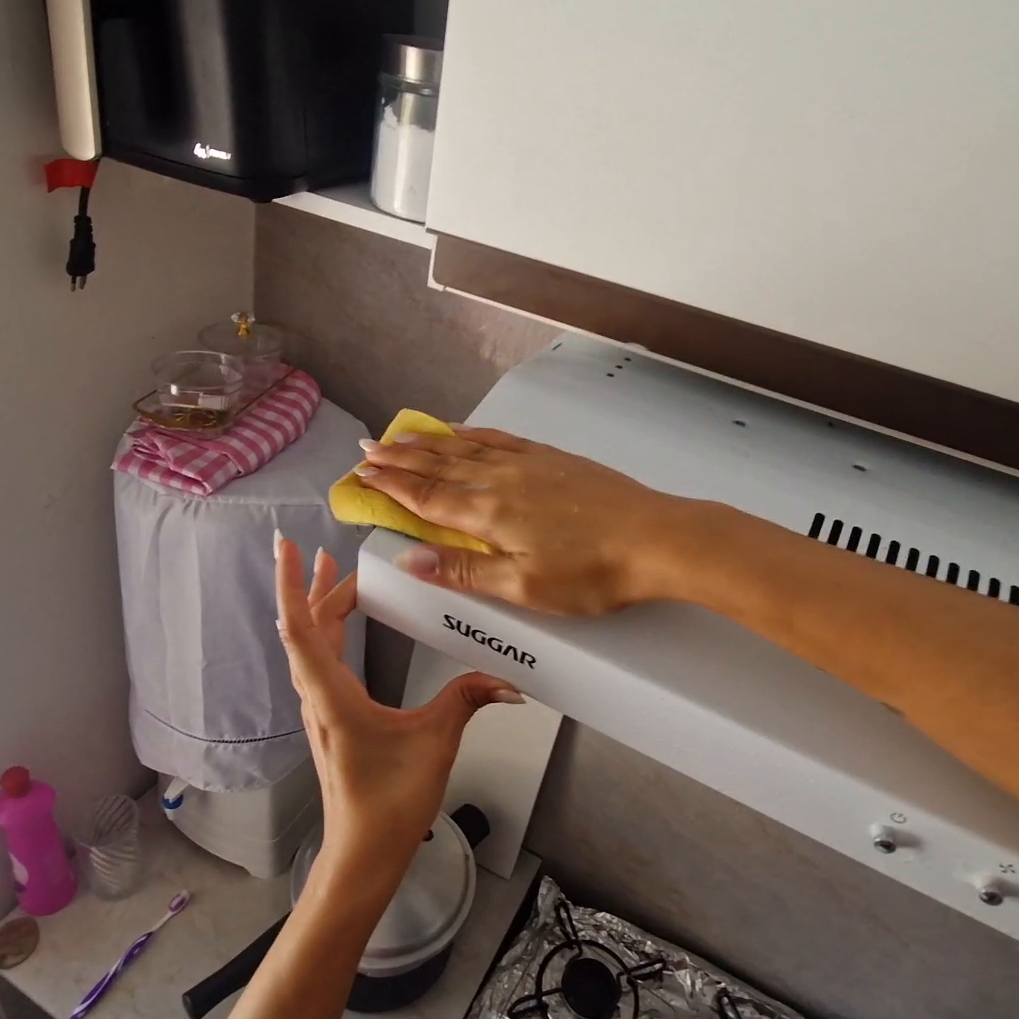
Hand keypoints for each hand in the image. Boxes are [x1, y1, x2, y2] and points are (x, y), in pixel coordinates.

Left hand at [274, 534, 523, 876]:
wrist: (362, 855)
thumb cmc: (391, 803)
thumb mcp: (435, 744)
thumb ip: (467, 701)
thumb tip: (509, 679)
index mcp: (333, 696)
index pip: (303, 628)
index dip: (293, 583)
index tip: (288, 545)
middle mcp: (317, 696)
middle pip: (305, 629)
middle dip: (313, 585)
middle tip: (329, 551)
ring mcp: (319, 709)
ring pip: (308, 645)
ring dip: (316, 606)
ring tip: (327, 573)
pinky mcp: (328, 719)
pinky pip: (318, 663)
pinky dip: (324, 632)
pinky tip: (340, 629)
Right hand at [353, 427, 698, 614]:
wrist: (656, 539)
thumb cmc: (592, 574)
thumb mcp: (524, 586)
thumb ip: (466, 569)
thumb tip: (411, 557)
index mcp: (490, 514)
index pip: (427, 496)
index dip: (391, 485)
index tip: (362, 474)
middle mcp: (503, 480)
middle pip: (440, 465)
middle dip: (400, 458)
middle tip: (368, 447)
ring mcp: (530, 464)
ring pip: (467, 448)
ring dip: (430, 442)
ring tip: (402, 434)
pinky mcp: (554, 459)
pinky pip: (501, 440)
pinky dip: (473, 434)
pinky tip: (464, 432)